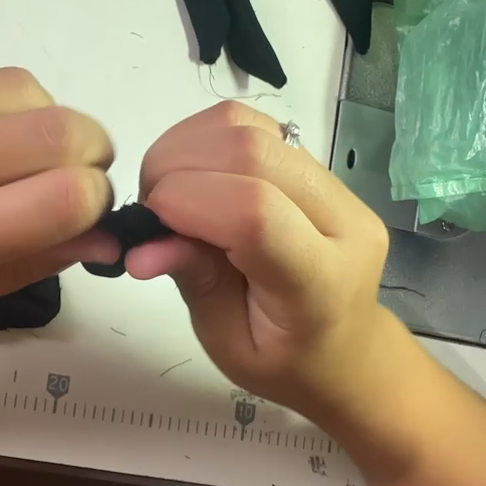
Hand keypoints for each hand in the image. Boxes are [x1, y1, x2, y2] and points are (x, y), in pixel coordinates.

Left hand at [0, 67, 118, 359]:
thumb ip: (34, 260)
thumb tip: (104, 228)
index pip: (63, 197)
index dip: (95, 201)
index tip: (84, 211)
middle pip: (55, 130)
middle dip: (90, 152)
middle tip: (74, 175)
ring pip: (20, 87)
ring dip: (47, 119)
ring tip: (26, 152)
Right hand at [126, 102, 393, 415]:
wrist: (346, 350)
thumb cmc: (284, 361)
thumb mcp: (228, 343)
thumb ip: (194, 283)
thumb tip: (140, 247)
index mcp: (320, 283)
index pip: (255, 213)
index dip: (186, 202)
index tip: (147, 226)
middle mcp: (341, 220)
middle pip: (252, 152)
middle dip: (176, 168)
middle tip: (151, 210)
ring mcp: (336, 186)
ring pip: (249, 127)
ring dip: (186, 148)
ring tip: (168, 192)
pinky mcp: (319, 167)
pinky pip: (254, 125)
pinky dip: (204, 138)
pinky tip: (192, 176)